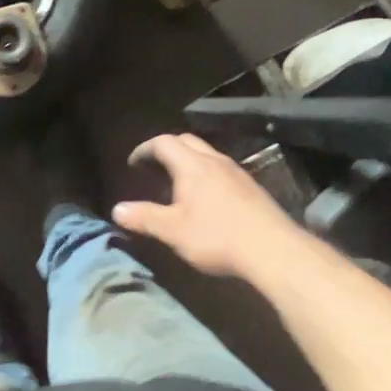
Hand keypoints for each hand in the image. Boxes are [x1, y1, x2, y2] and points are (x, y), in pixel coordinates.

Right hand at [112, 133, 304, 277]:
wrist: (273, 250)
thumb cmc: (218, 237)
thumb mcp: (174, 231)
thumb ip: (144, 217)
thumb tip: (117, 209)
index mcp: (192, 165)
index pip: (163, 142)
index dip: (144, 149)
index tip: (133, 163)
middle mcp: (214, 161)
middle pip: (186, 141)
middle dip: (166, 149)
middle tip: (153, 167)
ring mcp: (236, 172)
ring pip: (207, 154)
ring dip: (188, 161)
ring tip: (176, 182)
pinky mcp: (251, 187)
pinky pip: (221, 169)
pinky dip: (205, 173)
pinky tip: (206, 197)